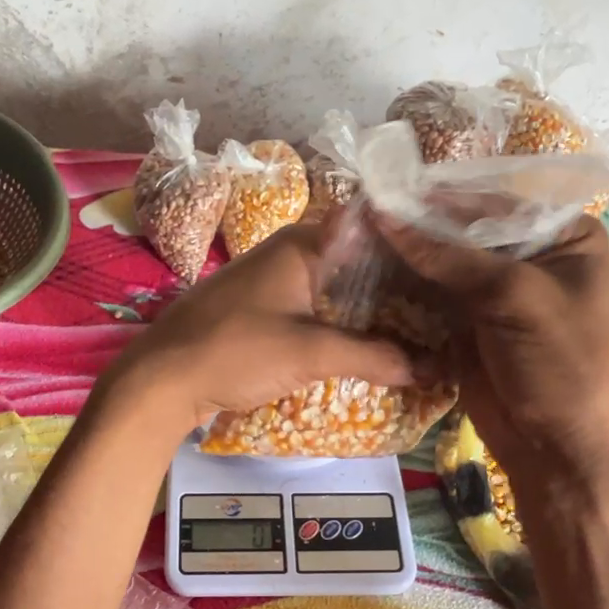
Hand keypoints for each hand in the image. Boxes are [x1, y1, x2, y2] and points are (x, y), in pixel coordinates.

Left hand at [102, 222, 414, 434]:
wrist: (163, 379)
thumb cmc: (237, 351)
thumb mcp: (311, 353)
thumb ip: (373, 356)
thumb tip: (430, 368)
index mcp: (301, 244)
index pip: (370, 228)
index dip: (410, 249)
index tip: (446, 272)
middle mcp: (287, 252)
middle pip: (355, 261)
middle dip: (394, 287)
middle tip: (439, 311)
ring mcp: (270, 281)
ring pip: (333, 287)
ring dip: (366, 309)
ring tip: (414, 331)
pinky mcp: (259, 310)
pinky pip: (312, 308)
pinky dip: (338, 324)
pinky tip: (363, 346)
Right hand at [379, 214, 608, 482]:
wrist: (564, 453)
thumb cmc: (563, 364)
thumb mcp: (514, 297)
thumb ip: (448, 255)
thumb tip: (384, 213)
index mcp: (562, 236)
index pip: (492, 201)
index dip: (438, 197)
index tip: (384, 189)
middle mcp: (528, 258)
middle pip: (462, 232)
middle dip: (414, 228)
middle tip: (358, 216)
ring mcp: (493, 296)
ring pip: (440, 267)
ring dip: (401, 260)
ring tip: (350, 243)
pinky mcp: (466, 329)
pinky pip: (428, 301)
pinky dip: (400, 293)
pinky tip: (363, 279)